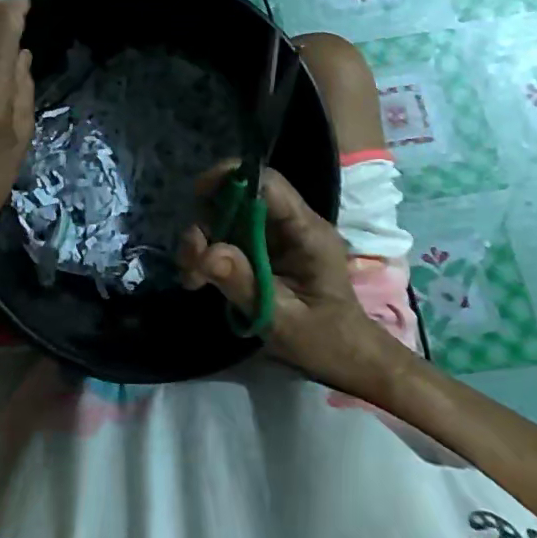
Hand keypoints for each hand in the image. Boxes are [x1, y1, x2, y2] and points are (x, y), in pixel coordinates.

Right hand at [178, 165, 406, 398]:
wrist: (346, 358)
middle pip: (241, 199)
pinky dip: (210, 255)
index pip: (269, 184)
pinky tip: (198, 281)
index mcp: (307, 231)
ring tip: (192, 278)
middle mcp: (291, 225)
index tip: (198, 194)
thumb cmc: (324, 339)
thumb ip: (245, 284)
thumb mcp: (283, 319)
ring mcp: (277, 238)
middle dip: (209, 221)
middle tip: (190, 258)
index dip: (232, 178)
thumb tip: (207, 252)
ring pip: (230, 219)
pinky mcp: (264, 253)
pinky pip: (231, 240)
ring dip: (204, 242)